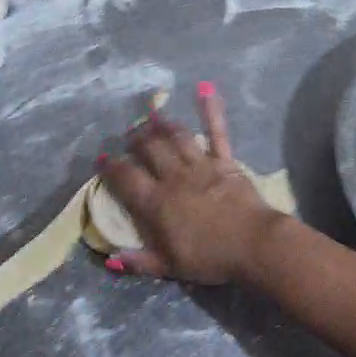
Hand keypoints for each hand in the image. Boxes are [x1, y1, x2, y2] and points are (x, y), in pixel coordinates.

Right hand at [98, 110, 284, 284]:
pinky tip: (204, 88)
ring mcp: (201, 165)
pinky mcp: (225, 161)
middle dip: (136, 140)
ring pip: (176, 137)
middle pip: (150, 150)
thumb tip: (112, 258)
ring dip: (162, 125)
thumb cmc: (211, 259)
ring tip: (153, 118)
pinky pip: (217, 131)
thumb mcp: (170, 267)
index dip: (112, 167)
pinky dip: (211, 109)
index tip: (103, 159)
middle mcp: (174, 177)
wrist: (252, 244)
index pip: (127, 179)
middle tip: (130, 137)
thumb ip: (140, 260)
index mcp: (157, 203)